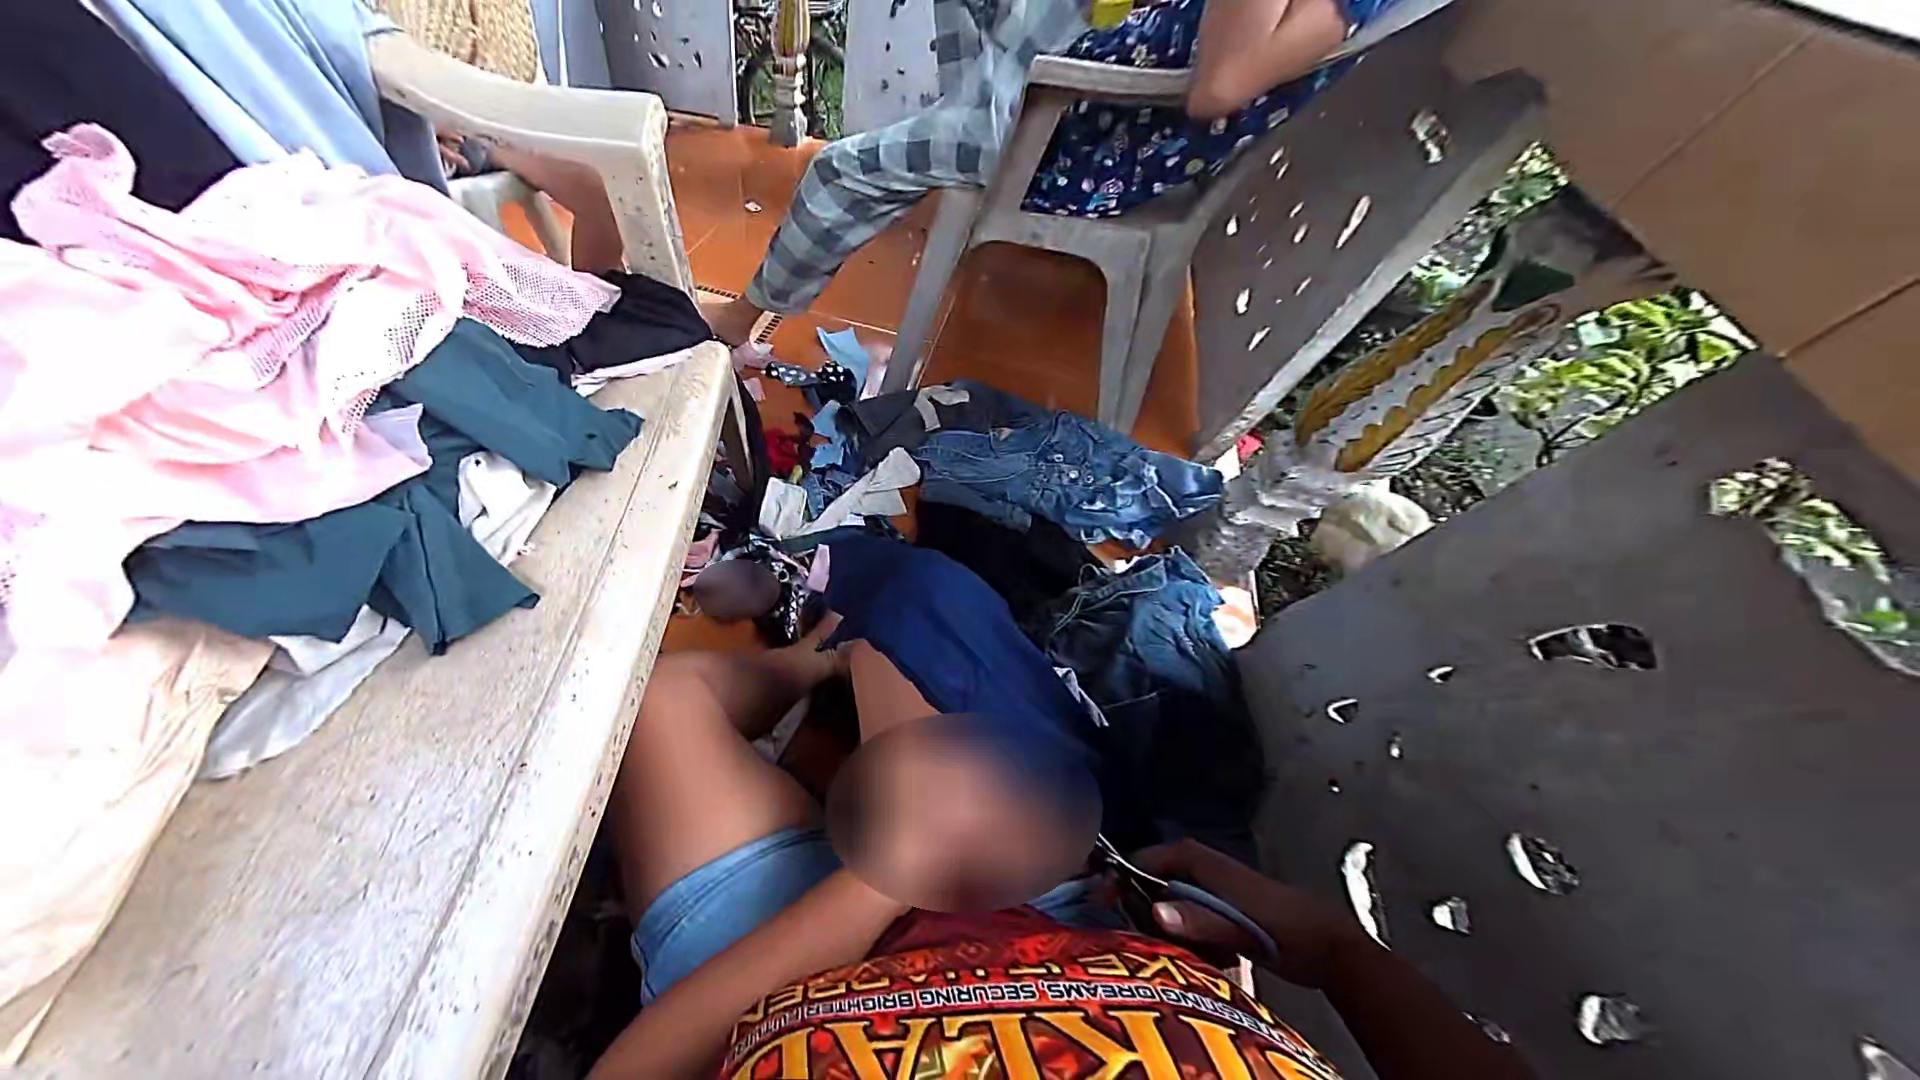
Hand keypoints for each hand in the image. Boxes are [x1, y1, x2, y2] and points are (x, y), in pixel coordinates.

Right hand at [1132, 839, 1371, 988]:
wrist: (1330, 947)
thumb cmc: (1284, 927)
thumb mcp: (1239, 926)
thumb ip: (1197, 919)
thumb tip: (1154, 911)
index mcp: (1199, 860)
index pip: (1145, 858)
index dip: (1122, 876)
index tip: (1103, 901)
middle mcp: (1200, 868)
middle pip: (1154, 882)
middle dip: (1144, 909)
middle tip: (1141, 940)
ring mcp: (1210, 889)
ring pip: (1170, 904)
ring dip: (1166, 928)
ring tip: (1169, 954)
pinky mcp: (1220, 911)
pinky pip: (1187, 919)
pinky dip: (1186, 937)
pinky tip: (1198, 958)